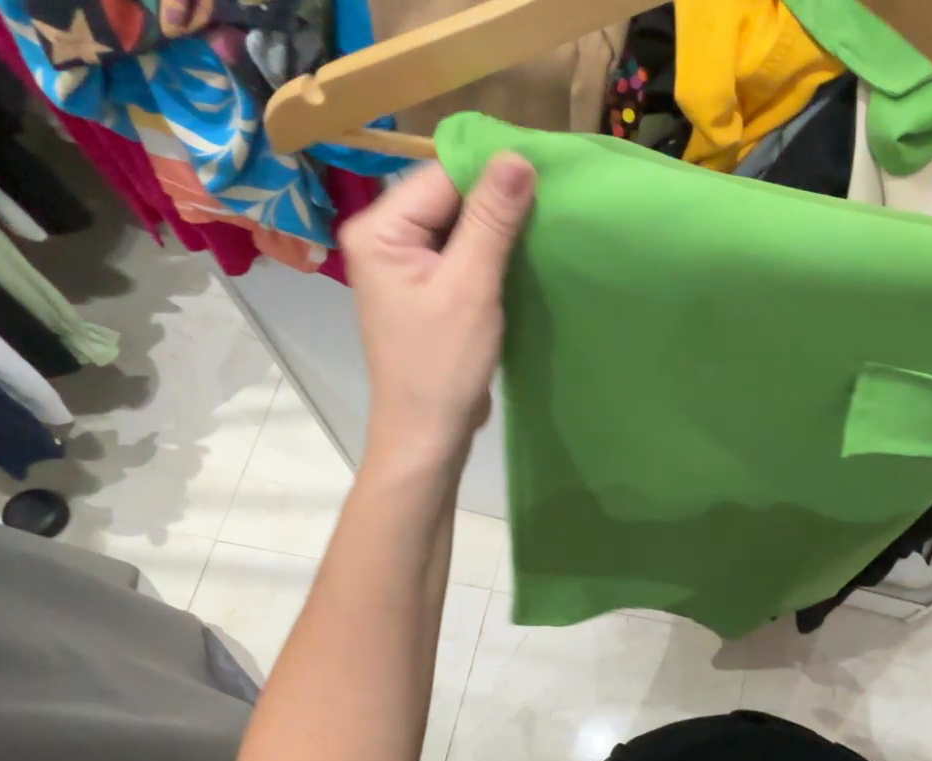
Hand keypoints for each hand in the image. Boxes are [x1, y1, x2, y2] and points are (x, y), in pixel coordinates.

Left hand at [339, 154, 536, 460]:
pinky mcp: (425, 288)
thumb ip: (492, 221)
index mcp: (379, 229)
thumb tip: (519, 158)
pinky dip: (491, 254)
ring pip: (458, 226)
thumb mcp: (471, 287)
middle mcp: (383, 237)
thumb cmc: (443, 364)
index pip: (441, 177)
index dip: (492, 173)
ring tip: (544, 228)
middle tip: (551, 203)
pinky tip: (522, 257)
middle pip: (448, 197)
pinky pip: (461, 254)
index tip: (545, 175)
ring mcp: (404, 264)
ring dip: (498, 228)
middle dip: (496, 201)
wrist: (428, 432)